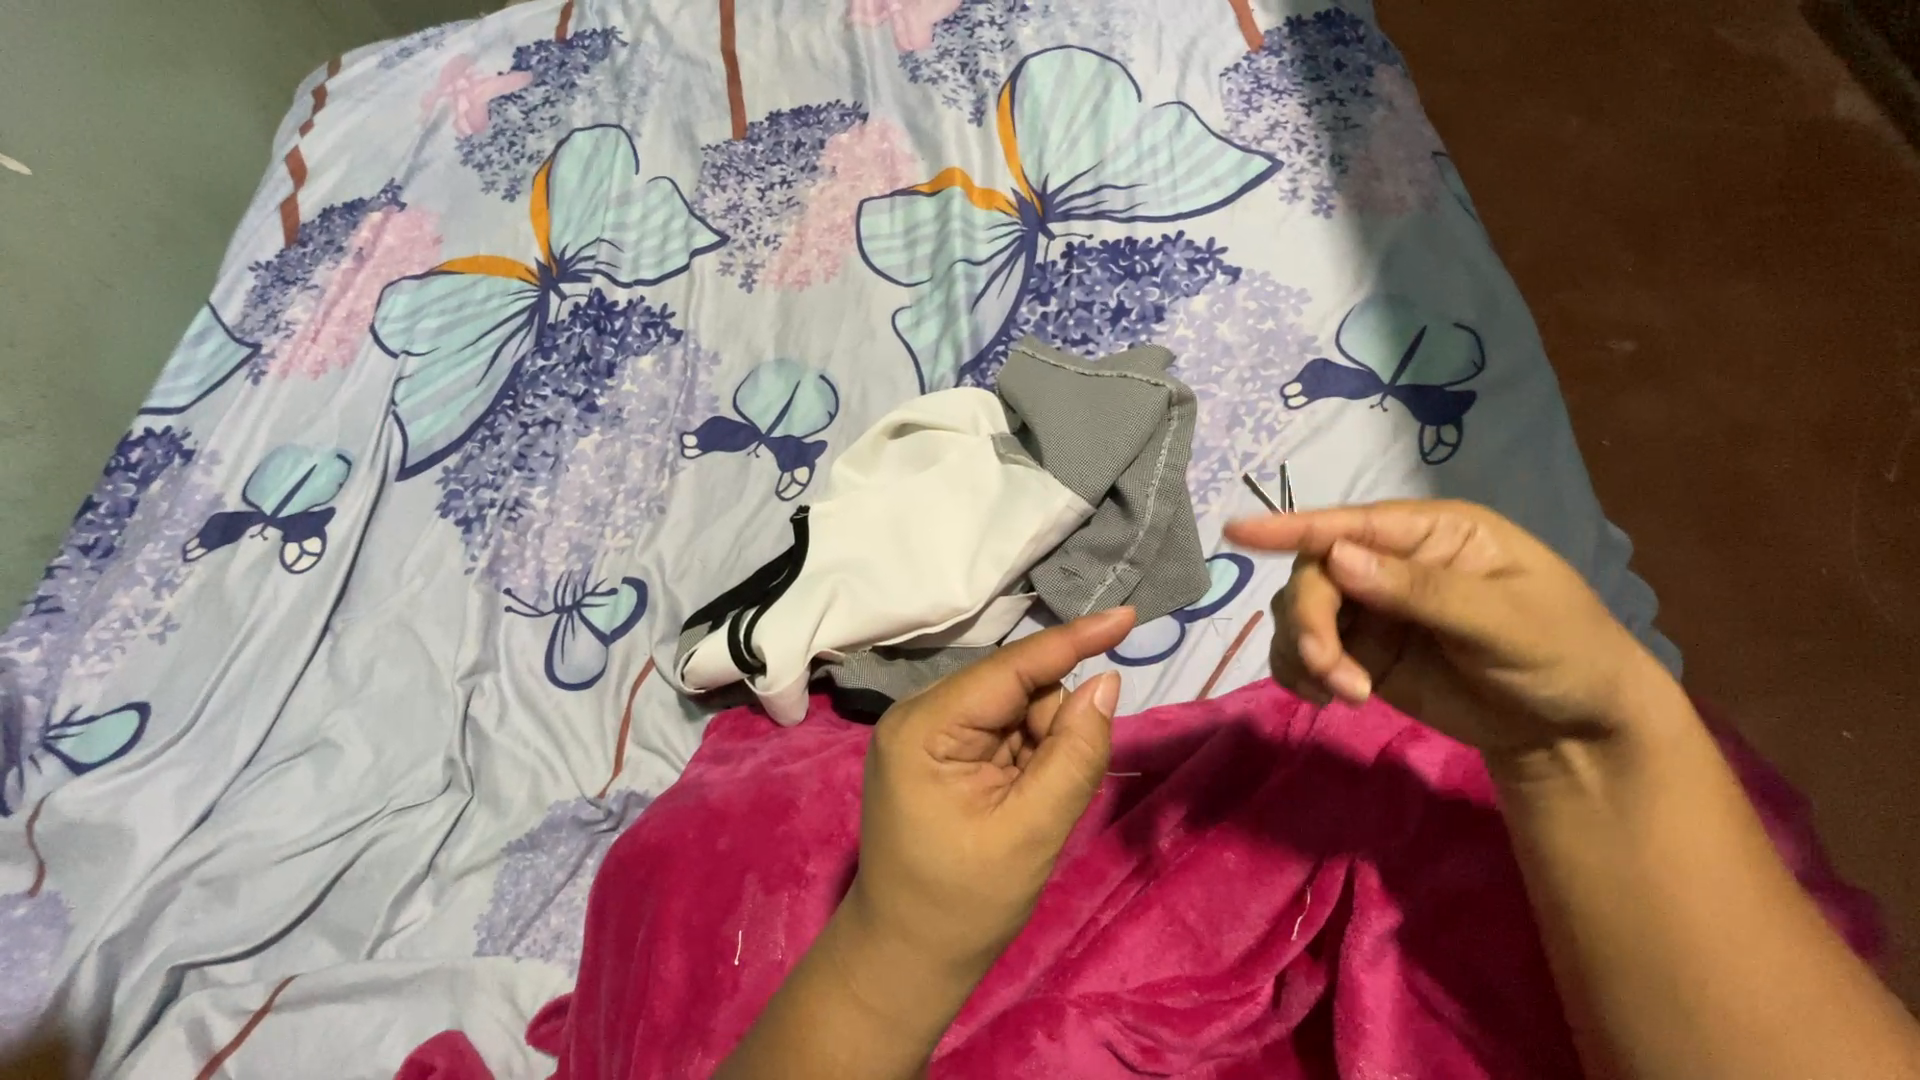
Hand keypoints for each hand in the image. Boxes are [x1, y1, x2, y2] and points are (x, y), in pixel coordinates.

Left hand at [847, 608, 1133, 975]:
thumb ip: (1074, 754)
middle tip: (1049, 794)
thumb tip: (1108, 683)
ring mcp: (927, 733)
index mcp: (925, 727)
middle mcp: (920, 715)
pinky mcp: (940, 752)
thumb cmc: (963, 904)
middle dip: (1052, 727)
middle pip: (1016, 688)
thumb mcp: (1031, 830)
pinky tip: (1017, 802)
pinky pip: (1004, 733)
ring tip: (1027, 809)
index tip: (1127, 616)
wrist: (907, 957)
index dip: (1073, 641)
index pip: (1010, 668)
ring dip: (1041, 748)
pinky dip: (1028, 759)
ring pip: (1016, 709)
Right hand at [1224, 500, 1664, 761]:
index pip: (1350, 524)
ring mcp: (1370, 610)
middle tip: (1329, 670)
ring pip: (1299, 614)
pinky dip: (1299, 673)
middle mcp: (1388, 563)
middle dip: (1310, 622)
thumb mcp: (1506, 620)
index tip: (1237, 532)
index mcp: (1430, 534)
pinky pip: (1303, 653)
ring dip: (1305, 651)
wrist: (1572, 732)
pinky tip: (1325, 697)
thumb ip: (1422, 591)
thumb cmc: (1564, 655)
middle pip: (1314, 575)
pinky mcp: (1359, 652)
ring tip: (1343, 693)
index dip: (1290, 526)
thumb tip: (1338, 559)